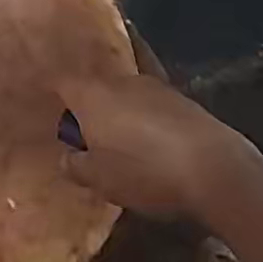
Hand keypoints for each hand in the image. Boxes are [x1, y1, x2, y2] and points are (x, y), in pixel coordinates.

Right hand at [55, 73, 262, 229]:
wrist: (214, 167)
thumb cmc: (145, 171)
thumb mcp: (102, 180)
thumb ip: (78, 166)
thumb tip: (66, 158)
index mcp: (90, 95)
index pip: (62, 82)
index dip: (54, 90)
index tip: (49, 99)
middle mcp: (116, 81)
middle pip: (94, 85)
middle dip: (90, 103)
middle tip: (86, 129)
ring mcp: (151, 85)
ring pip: (124, 92)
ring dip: (121, 108)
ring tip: (123, 135)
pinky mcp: (181, 97)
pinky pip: (154, 100)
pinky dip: (149, 112)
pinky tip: (154, 131)